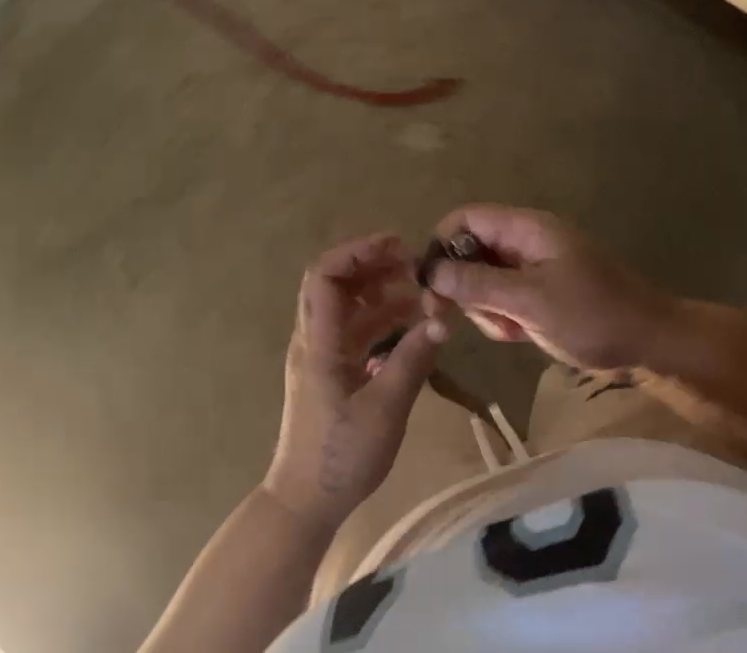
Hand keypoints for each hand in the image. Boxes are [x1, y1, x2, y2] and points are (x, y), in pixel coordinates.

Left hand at [262, 233, 448, 530]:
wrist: (305, 500)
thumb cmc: (341, 455)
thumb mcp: (385, 408)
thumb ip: (413, 360)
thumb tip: (441, 318)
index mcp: (318, 342)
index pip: (325, 276)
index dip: (357, 252)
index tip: (396, 246)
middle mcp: (314, 340)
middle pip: (335, 284)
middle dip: (373, 267)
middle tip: (414, 267)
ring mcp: (320, 357)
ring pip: (347, 308)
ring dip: (380, 295)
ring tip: (421, 295)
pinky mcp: (330, 374)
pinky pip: (354, 333)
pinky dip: (380, 322)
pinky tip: (410, 328)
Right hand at [426, 204, 675, 369]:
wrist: (653, 344)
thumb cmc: (594, 316)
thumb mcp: (531, 301)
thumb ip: (478, 284)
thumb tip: (431, 271)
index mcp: (526, 228)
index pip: (465, 218)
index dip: (440, 244)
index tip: (429, 283)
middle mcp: (526, 241)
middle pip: (469, 250)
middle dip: (461, 285)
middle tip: (455, 317)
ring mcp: (534, 268)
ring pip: (482, 279)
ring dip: (484, 307)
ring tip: (508, 329)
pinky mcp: (540, 293)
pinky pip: (503, 298)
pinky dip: (502, 317)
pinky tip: (519, 335)